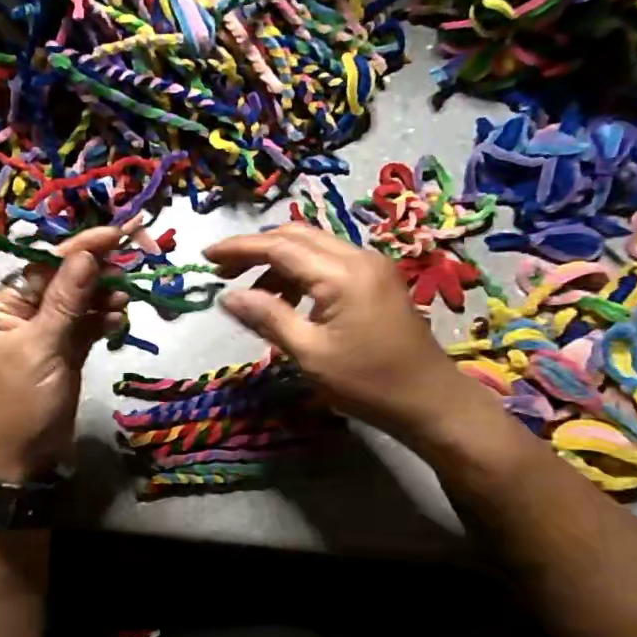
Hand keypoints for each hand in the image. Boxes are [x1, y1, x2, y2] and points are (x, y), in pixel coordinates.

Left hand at [0, 226, 128, 481]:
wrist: (23, 463)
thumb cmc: (21, 403)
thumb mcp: (42, 347)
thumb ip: (66, 300)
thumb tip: (86, 254)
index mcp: (4, 306)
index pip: (44, 265)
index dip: (79, 248)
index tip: (115, 232)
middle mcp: (23, 314)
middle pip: (64, 280)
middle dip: (96, 271)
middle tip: (131, 261)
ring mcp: (46, 335)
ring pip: (79, 303)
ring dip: (103, 297)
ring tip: (126, 298)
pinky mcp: (65, 354)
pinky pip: (87, 326)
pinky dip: (103, 320)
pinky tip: (119, 318)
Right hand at [205, 224, 479, 438]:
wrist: (430, 401)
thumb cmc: (367, 383)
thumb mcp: (309, 354)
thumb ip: (267, 318)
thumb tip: (226, 297)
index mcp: (341, 274)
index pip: (280, 246)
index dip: (239, 248)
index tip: (206, 257)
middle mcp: (358, 258)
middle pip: (297, 236)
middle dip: (257, 248)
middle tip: (224, 272)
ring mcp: (371, 266)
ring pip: (313, 246)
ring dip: (279, 261)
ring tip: (253, 295)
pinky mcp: (377, 280)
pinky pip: (329, 261)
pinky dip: (301, 272)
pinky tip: (287, 300)